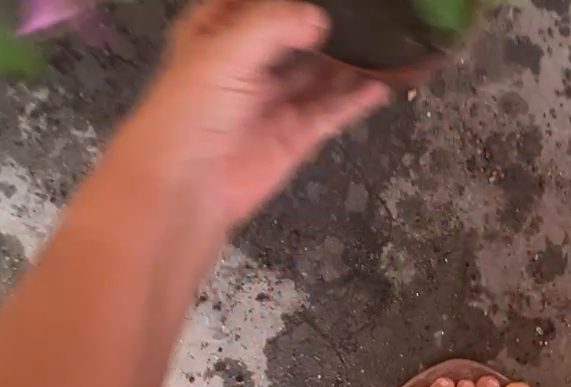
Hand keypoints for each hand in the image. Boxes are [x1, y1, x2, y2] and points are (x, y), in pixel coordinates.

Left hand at [103, 0, 389, 229]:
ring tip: (381, 46)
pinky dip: (355, 101)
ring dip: (346, 62)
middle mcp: (248, 63)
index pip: (254, 2)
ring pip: (317, 75)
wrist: (189, 184)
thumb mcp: (224, 52)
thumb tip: (320, 17)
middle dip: (322, 27)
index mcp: (217, 31)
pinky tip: (379, 86)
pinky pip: (330, 112)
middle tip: (362, 16)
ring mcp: (275, 101)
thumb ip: (272, 27)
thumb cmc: (191, 110)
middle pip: (293, 37)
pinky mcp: (296, 135)